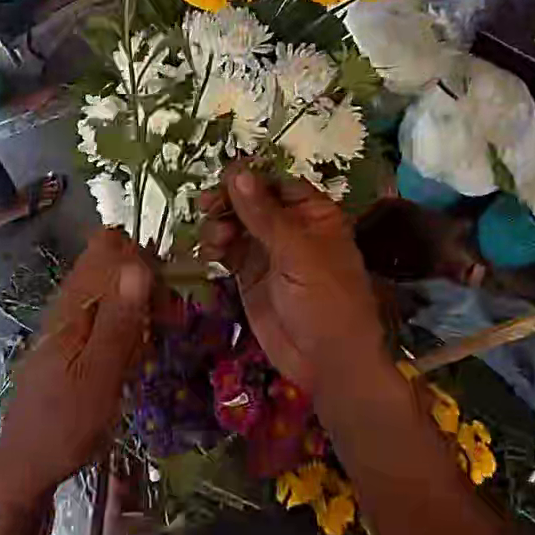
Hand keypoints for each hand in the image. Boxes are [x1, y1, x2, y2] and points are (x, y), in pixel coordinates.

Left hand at [0, 230, 156, 534]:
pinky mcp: (71, 342)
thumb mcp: (99, 377)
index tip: (165, 299)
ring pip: (110, 289)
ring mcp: (67, 322)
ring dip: (138, 305)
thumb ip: (119, 321)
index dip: (143, 261)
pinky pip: (105, 315)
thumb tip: (138, 264)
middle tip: (165, 322)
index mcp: (72, 305)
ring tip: (153, 339)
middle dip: (145, 282)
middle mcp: (67, 304)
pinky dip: (126, 325)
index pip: (108, 249)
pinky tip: (135, 352)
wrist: (26, 465)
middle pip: (110, 264)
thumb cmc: (65, 425)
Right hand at [199, 165, 386, 399]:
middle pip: (251, 201)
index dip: (250, 179)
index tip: (223, 179)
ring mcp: (267, 251)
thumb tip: (237, 173)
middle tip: (208, 207)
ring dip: (219, 225)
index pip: (276, 183)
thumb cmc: (326, 300)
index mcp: (313, 214)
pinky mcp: (249, 275)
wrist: (327, 362)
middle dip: (228, 202)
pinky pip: (227, 251)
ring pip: (235, 224)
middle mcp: (289, 228)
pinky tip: (209, 254)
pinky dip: (215, 247)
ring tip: (215, 240)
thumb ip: (263, 214)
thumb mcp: (297, 253)